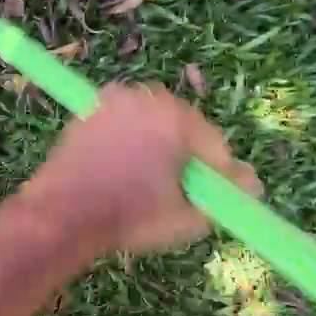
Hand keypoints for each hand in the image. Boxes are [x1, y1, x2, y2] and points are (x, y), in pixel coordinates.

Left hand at [19, 83, 260, 255]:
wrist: (61, 214)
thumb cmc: (128, 216)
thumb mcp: (188, 216)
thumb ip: (227, 196)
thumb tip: (253, 183)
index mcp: (177, 118)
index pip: (213, 145)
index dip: (215, 174)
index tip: (205, 197)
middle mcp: (146, 99)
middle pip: (182, 126)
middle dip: (184, 153)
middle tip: (173, 188)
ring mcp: (113, 101)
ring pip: (150, 122)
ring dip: (155, 142)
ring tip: (145, 179)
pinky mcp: (88, 111)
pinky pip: (121, 122)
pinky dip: (127, 137)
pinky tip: (119, 166)